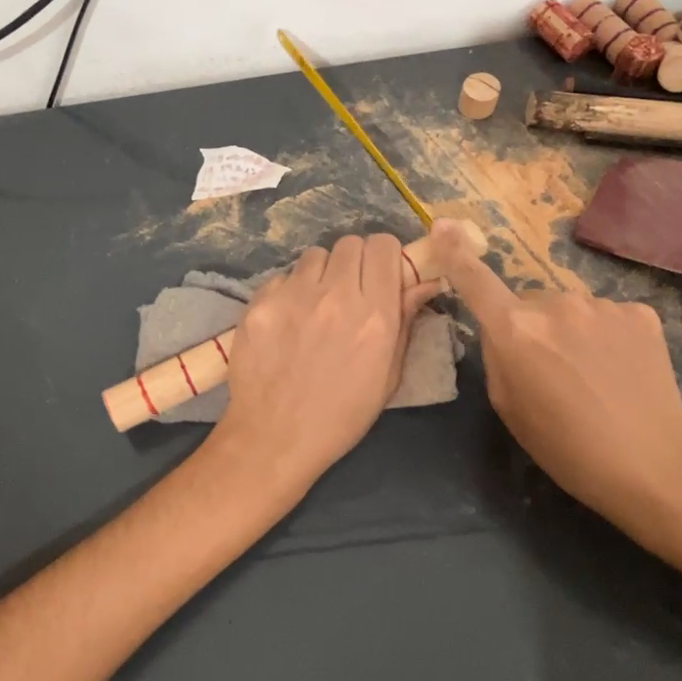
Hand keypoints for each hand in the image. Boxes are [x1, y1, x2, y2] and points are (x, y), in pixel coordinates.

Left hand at [213, 233, 441, 487]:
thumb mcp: (388, 375)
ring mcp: (292, 296)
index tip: (381, 274)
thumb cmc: (342, 415)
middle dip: (354, 261)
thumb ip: (404, 322)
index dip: (385, 257)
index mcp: (374, 314)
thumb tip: (422, 282)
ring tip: (315, 304)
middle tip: (349, 289)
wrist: (275, 437)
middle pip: (350, 243)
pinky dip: (288, 291)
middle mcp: (335, 296)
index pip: (384, 246)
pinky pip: (281, 277)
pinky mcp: (259, 303)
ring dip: (320, 273)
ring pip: (314, 255)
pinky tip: (286, 321)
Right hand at [434, 226, 681, 521]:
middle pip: (529, 304)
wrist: (650, 465)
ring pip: (570, 310)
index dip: (455, 252)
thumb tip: (501, 329)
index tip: (442, 225)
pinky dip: (607, 337)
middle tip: (551, 374)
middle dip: (532, 327)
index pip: (475, 281)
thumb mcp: (508, 405)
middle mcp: (555, 305)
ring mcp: (602, 305)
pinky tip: (620, 371)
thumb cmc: (564, 446)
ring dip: (571, 332)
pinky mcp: (640, 313)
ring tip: (592, 378)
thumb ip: (497, 356)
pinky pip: (607, 317)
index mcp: (514, 330)